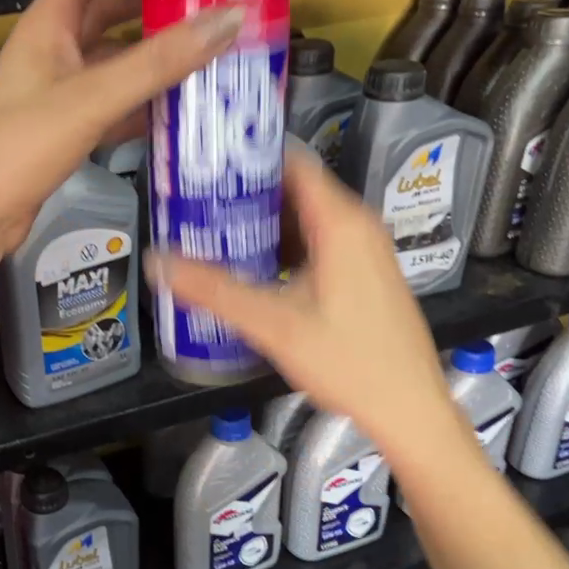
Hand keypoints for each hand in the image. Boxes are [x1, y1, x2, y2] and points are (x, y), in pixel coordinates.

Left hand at [0, 0, 244, 257]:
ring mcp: (55, 94)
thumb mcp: (92, 98)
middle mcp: (51, 53)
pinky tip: (175, 111)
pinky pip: (109, 106)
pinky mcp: (61, 133)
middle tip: (207, 2)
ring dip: (151, 58)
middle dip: (151, 3)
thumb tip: (229, 18)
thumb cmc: (17, 147)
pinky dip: (140, 105)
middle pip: (105, 12)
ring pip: (111, 63)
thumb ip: (158, 62)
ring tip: (206, 53)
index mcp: (47, 26)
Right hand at [147, 144, 468, 453]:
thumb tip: (159, 263)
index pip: (292, 163)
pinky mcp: (363, 276)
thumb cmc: (352, 363)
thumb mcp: (274, 326)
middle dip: (244, 196)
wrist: (409, 409)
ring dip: (261, 225)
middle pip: (294, 191)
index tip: (206, 165)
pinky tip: (250, 270)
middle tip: (196, 204)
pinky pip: (316, 244)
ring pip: (304, 220)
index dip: (247, 159)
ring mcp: (364, 252)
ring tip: (212, 235)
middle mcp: (358, 228)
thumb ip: (214, 292)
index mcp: (342, 224)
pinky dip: (282, 248)